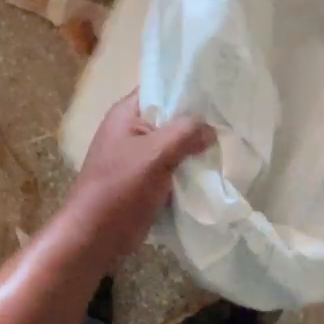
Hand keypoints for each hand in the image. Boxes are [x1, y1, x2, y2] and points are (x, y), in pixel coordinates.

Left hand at [65, 91, 214, 259]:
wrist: (97, 235)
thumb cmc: (120, 187)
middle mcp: (130, 131)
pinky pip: (171, 169)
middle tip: (226, 124)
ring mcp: (137, 157)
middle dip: (196, 124)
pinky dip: (187, 172)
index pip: (160, 87)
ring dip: (194, 151)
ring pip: (174, 146)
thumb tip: (210, 130)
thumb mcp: (155, 153)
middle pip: (170, 118)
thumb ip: (185, 134)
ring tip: (223, 148)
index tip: (217, 93)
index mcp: (126, 114)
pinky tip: (210, 172)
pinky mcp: (144, 181)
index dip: (186, 88)